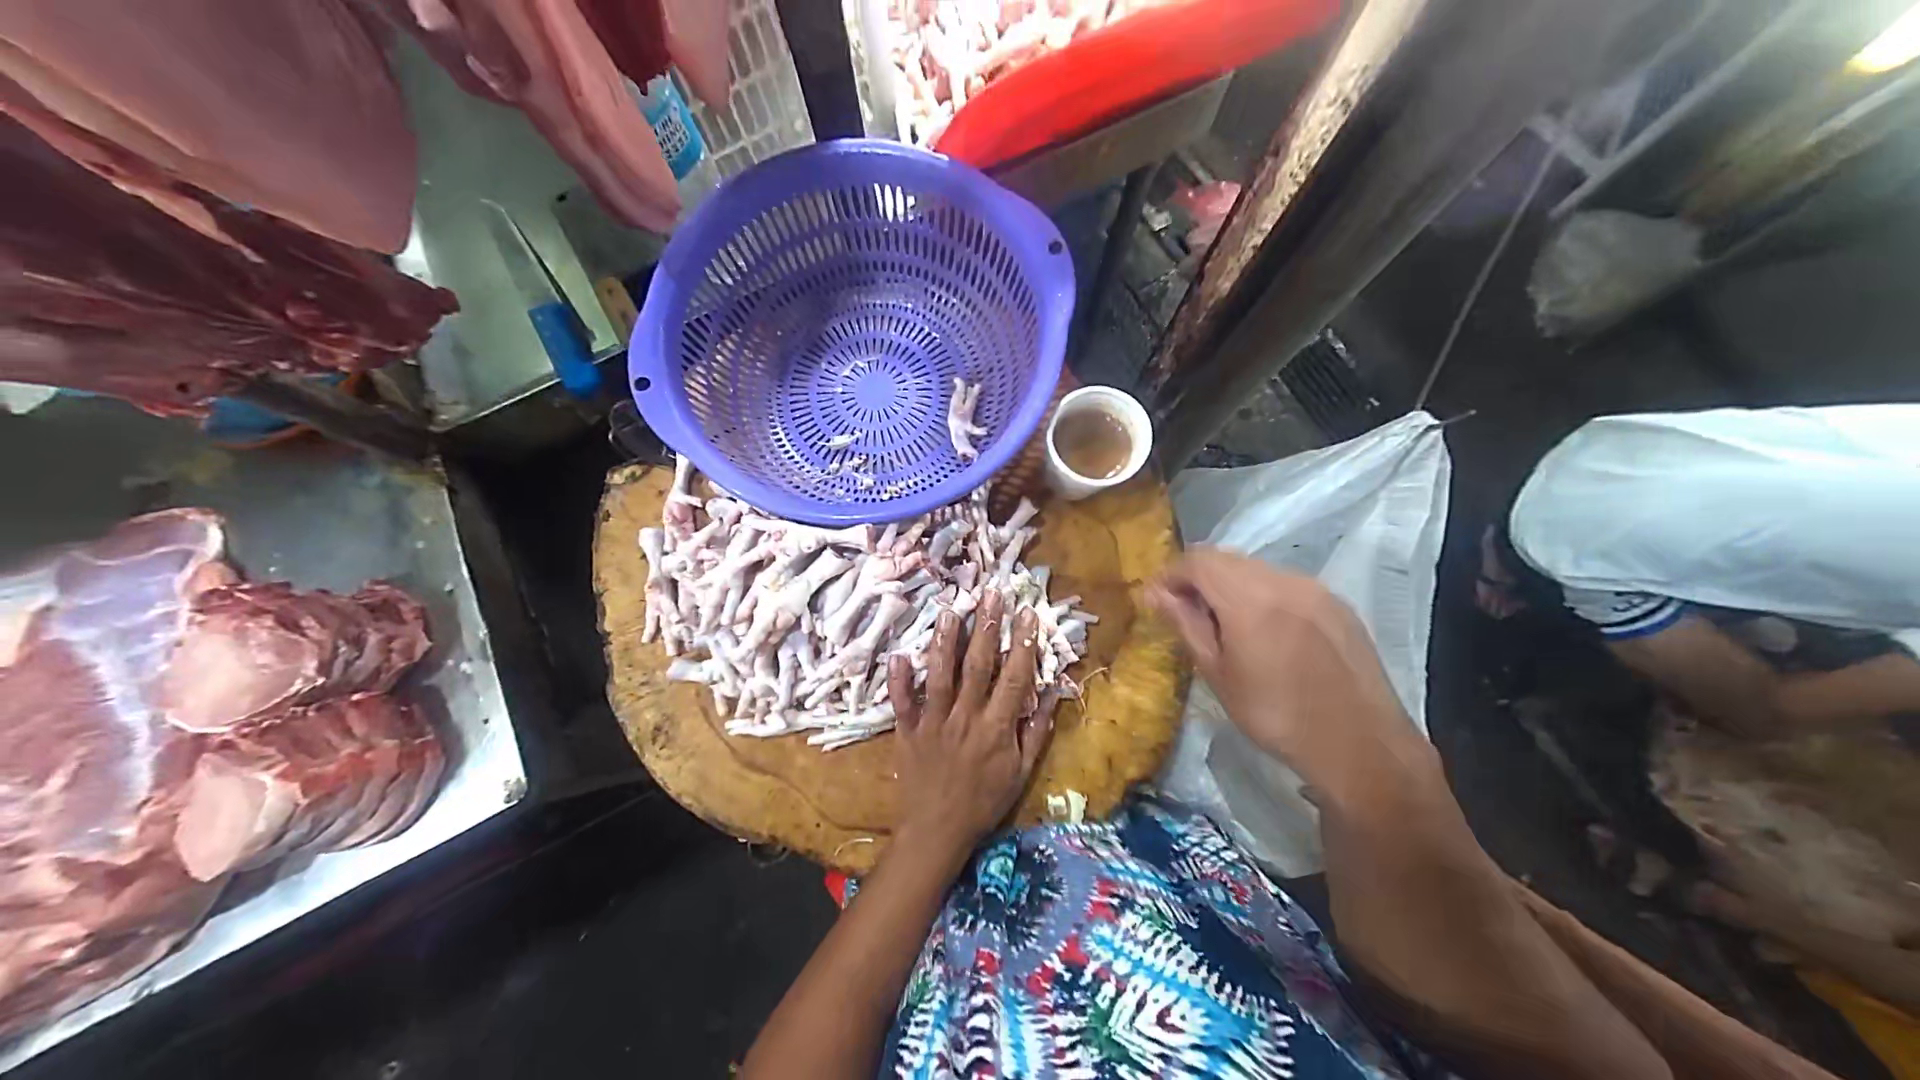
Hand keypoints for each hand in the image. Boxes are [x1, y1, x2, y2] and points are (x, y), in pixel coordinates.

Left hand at [888, 590, 1055, 857]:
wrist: (937, 831)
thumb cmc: (984, 801)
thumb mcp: (1022, 772)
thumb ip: (1037, 730)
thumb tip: (1055, 692)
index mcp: (996, 728)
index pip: (1014, 678)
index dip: (1022, 644)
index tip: (1028, 613)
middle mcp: (965, 718)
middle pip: (978, 666)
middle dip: (987, 628)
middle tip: (993, 595)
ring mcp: (933, 722)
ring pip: (941, 675)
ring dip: (946, 642)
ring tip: (951, 610)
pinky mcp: (907, 730)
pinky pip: (902, 702)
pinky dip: (899, 680)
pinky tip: (899, 654)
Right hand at [1147, 549, 1428, 800]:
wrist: (1360, 745)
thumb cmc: (1275, 715)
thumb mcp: (1217, 674)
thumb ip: (1186, 625)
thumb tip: (1156, 594)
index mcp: (1250, 599)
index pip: (1197, 560)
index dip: (1171, 574)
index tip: (1159, 600)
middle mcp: (1284, 581)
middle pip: (1227, 558)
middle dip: (1199, 577)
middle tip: (1186, 612)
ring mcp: (1316, 589)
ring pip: (1257, 569)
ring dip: (1230, 585)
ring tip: (1224, 624)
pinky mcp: (1338, 603)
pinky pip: (1286, 583)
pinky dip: (1262, 594)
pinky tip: (1265, 631)